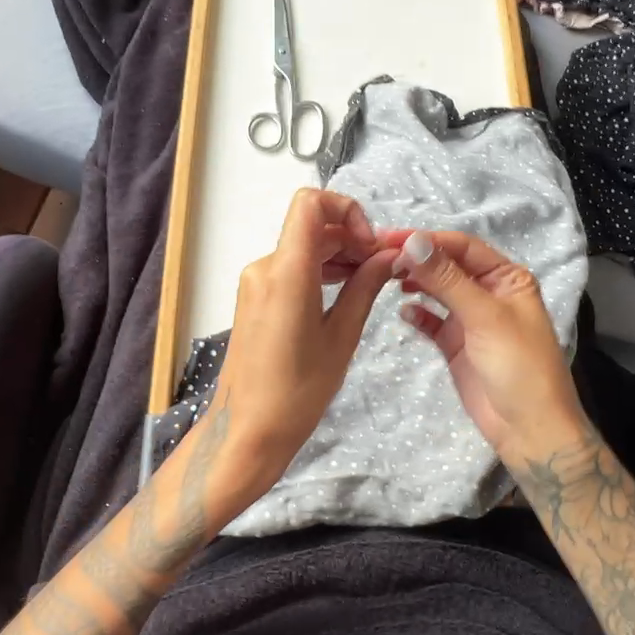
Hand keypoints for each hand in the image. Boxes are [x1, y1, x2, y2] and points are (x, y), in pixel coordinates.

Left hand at [201, 189, 399, 516]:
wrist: (246, 431)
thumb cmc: (298, 391)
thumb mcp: (341, 337)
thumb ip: (364, 288)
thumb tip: (388, 256)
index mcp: (286, 272)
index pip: (310, 203)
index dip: (346, 209)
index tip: (370, 244)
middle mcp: (265, 267)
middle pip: (312, 227)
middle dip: (351, 237)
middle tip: (385, 268)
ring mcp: (255, 282)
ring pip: (303, 247)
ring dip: (338, 254)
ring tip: (372, 282)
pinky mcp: (254, 298)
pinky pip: (291, 268)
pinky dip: (320, 271)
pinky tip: (346, 292)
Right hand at [385, 229, 587, 469]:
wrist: (529, 429)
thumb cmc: (518, 365)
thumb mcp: (484, 316)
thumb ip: (447, 279)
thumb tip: (414, 241)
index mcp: (507, 278)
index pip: (462, 247)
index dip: (427, 240)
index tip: (389, 238)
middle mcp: (490, 292)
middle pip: (447, 265)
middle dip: (417, 259)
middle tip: (380, 258)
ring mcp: (472, 319)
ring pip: (438, 290)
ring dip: (416, 282)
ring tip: (387, 279)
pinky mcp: (457, 344)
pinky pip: (432, 321)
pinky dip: (417, 314)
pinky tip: (404, 312)